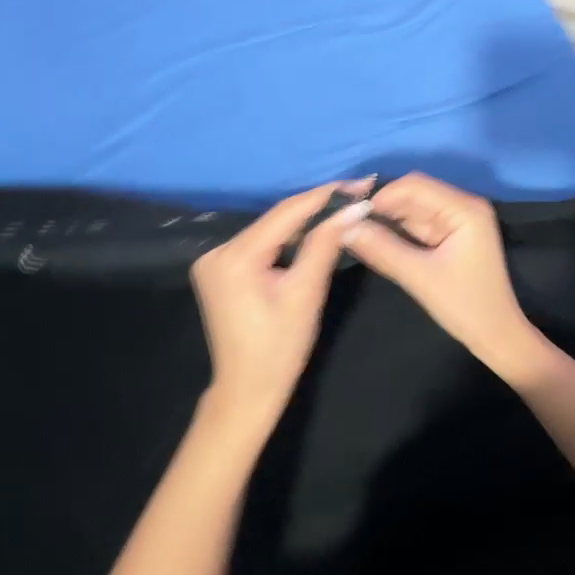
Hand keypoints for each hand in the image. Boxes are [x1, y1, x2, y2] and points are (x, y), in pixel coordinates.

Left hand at [191, 180, 373, 428]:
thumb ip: (326, 243)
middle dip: (316, 208)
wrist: (247, 391)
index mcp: (234, 256)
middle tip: (357, 195)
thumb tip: (356, 206)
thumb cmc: (279, 348)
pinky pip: (259, 245)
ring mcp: (213, 260)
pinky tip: (312, 233)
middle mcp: (216, 250)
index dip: (326, 195)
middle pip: (276, 220)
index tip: (361, 183)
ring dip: (303, 223)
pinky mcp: (218, 271)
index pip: (287, 213)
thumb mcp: (306, 293)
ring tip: (342, 209)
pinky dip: (286, 240)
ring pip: (269, 230)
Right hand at [340, 173, 548, 378]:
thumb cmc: (465, 306)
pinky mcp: (450, 236)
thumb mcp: (420, 277)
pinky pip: (417, 225)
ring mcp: (457, 220)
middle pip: (413, 194)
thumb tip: (344, 227)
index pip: (415, 186)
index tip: (349, 214)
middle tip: (346, 224)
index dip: (381, 196)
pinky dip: (396, 231)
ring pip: (412, 209)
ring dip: (386, 219)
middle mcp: (462, 206)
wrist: (497, 336)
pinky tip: (373, 240)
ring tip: (353, 231)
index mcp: (464, 208)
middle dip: (381, 207)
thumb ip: (383, 249)